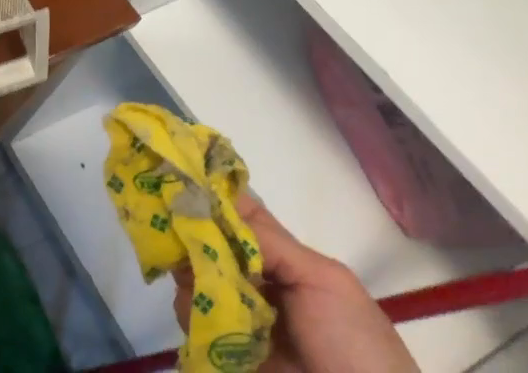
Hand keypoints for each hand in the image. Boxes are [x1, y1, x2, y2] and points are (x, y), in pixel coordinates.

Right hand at [173, 194, 417, 372]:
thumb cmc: (354, 344)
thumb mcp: (323, 282)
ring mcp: (237, 312)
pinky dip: (192, 315)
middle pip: (205, 242)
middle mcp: (254, 278)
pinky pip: (193, 320)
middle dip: (188, 236)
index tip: (175, 181)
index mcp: (282, 256)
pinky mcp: (223, 345)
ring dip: (189, 278)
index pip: (238, 214)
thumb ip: (268, 242)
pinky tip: (206, 321)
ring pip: (191, 277)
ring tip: (204, 293)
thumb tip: (209, 208)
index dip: (208, 195)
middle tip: (173, 237)